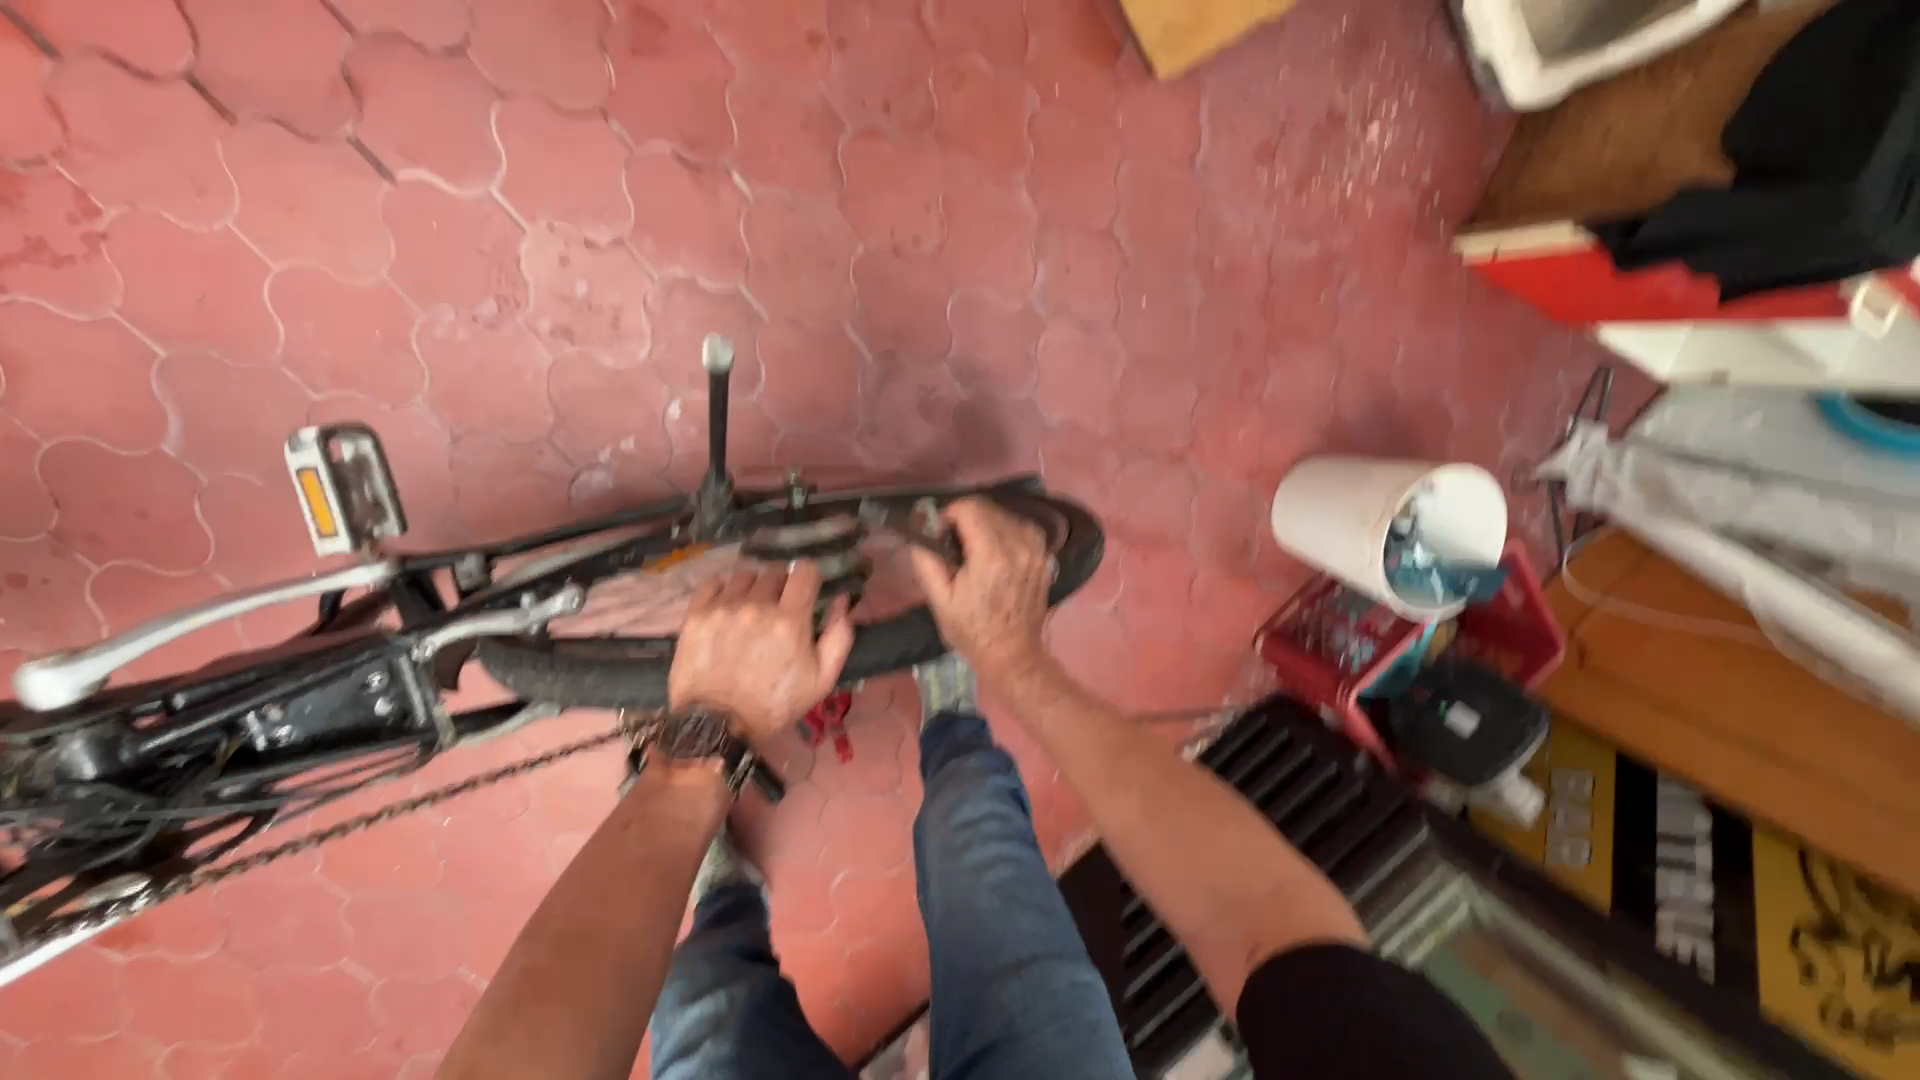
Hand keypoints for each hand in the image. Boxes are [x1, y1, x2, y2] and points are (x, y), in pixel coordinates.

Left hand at [668, 562, 853, 741]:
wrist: (718, 726)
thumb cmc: (775, 706)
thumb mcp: (821, 680)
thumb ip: (839, 636)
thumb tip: (840, 599)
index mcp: (790, 620)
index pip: (804, 570)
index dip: (809, 578)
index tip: (807, 591)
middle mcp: (756, 606)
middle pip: (774, 573)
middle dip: (781, 587)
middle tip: (778, 610)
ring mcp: (723, 608)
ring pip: (744, 576)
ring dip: (752, 589)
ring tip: (750, 611)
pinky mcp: (696, 615)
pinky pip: (714, 583)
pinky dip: (723, 590)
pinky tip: (727, 607)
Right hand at [907, 497, 1050, 680]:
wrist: (1012, 654)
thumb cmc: (972, 631)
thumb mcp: (939, 599)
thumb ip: (926, 558)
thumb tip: (921, 528)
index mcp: (992, 555)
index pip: (968, 508)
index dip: (948, 515)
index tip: (940, 535)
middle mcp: (1019, 545)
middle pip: (987, 508)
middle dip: (964, 518)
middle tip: (953, 544)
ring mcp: (1037, 551)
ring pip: (1005, 515)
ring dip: (986, 524)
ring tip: (974, 549)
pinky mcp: (1045, 557)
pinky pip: (1022, 529)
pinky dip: (1005, 533)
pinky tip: (995, 553)